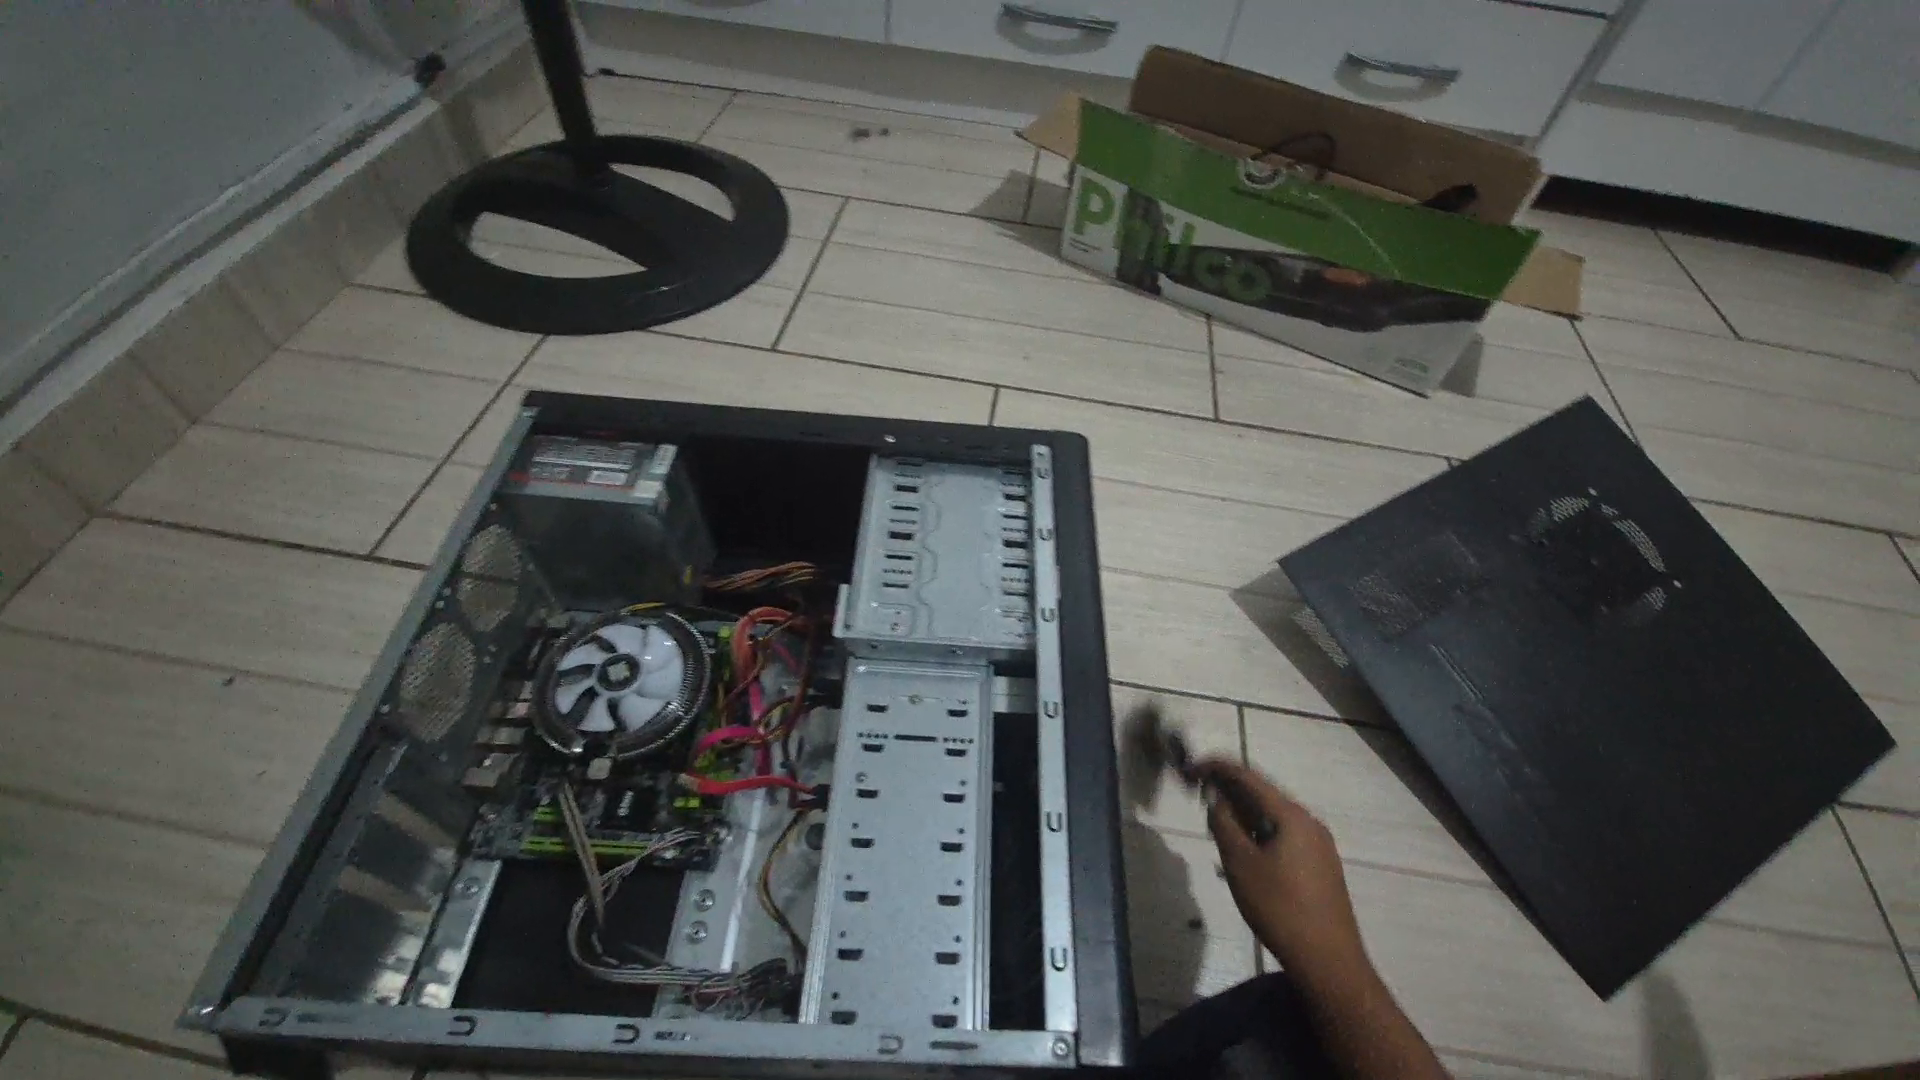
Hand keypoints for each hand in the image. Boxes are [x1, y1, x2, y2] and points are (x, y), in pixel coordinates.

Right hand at [1192, 758, 1366, 979]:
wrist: (1329, 961)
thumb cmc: (1279, 908)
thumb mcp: (1240, 863)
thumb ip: (1224, 824)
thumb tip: (1217, 801)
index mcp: (1291, 815)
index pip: (1248, 777)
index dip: (1216, 767)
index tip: (1190, 768)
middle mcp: (1309, 822)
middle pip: (1262, 794)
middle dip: (1229, 792)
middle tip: (1199, 799)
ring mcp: (1319, 844)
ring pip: (1272, 817)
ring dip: (1242, 815)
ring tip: (1217, 830)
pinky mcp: (1320, 865)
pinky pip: (1283, 835)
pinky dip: (1258, 833)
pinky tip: (1243, 854)